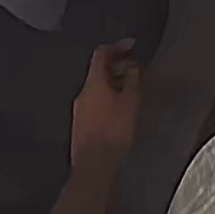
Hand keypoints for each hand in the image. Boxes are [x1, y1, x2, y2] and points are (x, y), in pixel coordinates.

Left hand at [69, 39, 141, 174]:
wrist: (93, 168)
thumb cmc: (114, 130)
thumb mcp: (130, 100)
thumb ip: (132, 78)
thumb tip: (131, 66)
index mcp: (93, 82)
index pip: (101, 53)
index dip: (117, 46)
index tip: (132, 46)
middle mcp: (82, 93)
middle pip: (98, 70)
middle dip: (118, 66)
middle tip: (135, 69)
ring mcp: (79, 111)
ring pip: (97, 88)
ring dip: (113, 83)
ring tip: (131, 89)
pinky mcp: (80, 126)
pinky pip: (95, 102)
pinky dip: (108, 97)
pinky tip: (120, 109)